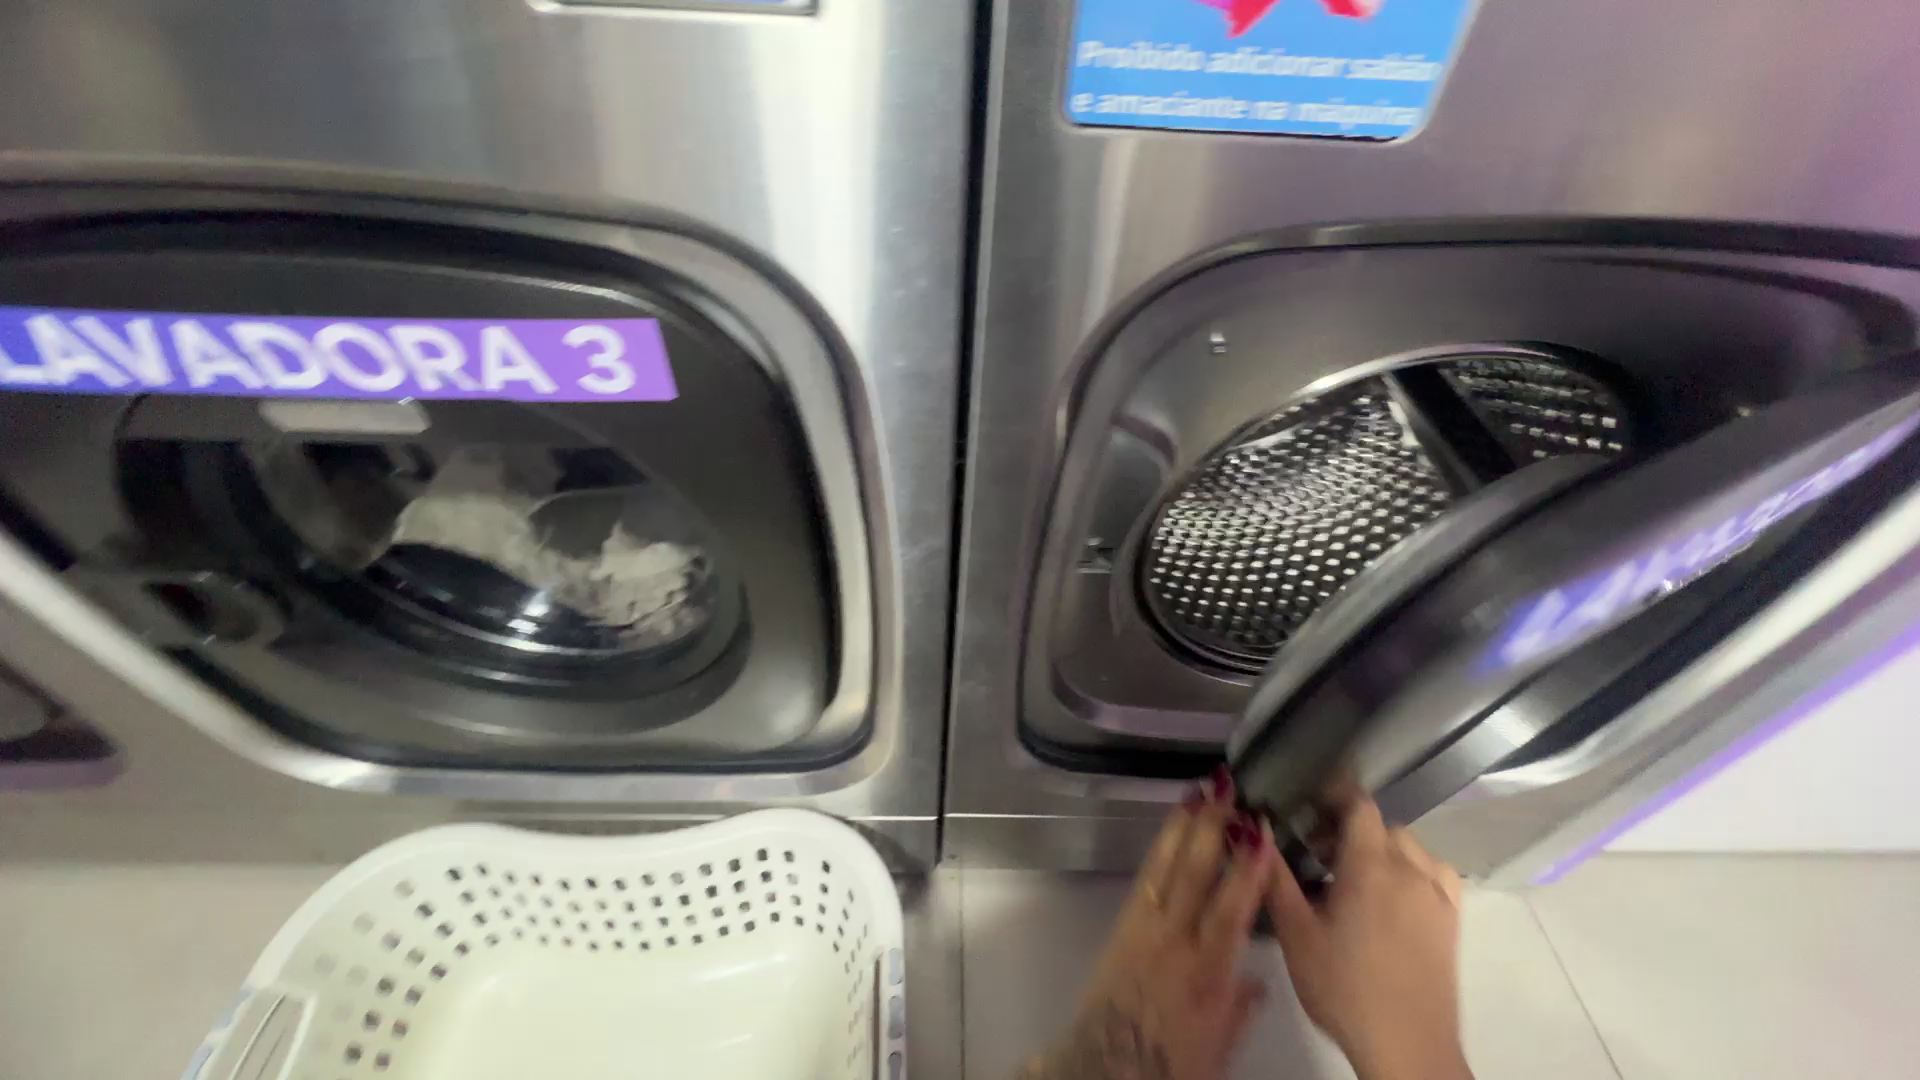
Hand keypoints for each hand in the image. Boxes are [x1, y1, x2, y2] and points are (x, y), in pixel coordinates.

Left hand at [1024, 768, 1273, 1079]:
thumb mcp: (1219, 1046)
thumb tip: (1257, 979)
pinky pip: (1147, 876)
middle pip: (1196, 874)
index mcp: (1208, 972)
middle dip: (1211, 828)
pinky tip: (1171, 826)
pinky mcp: (1124, 921)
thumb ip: (1240, 1008)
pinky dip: (1160, 847)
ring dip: (1182, 825)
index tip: (1259, 829)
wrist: (1106, 1064)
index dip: (1247, 868)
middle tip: (1225, 787)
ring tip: (1196, 790)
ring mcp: (1146, 925)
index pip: (1232, 910)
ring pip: (1167, 866)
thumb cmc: (1171, 1061)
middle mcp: (1176, 939)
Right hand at [1265, 787, 1470, 1079]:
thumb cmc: (1343, 987)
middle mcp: (1411, 871)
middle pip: (1380, 825)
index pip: (1359, 805)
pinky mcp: (1451, 922)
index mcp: (1371, 866)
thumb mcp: (1295, 932)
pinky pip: (1434, 873)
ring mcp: (1437, 897)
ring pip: (1408, 847)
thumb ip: (1274, 875)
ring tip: (1350, 874)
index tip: (1307, 800)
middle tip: (1314, 850)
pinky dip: (1410, 868)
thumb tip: (1253, 828)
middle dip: (1347, 827)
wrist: (1406, 1049)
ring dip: (1378, 847)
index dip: (1334, 793)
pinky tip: (1390, 892)